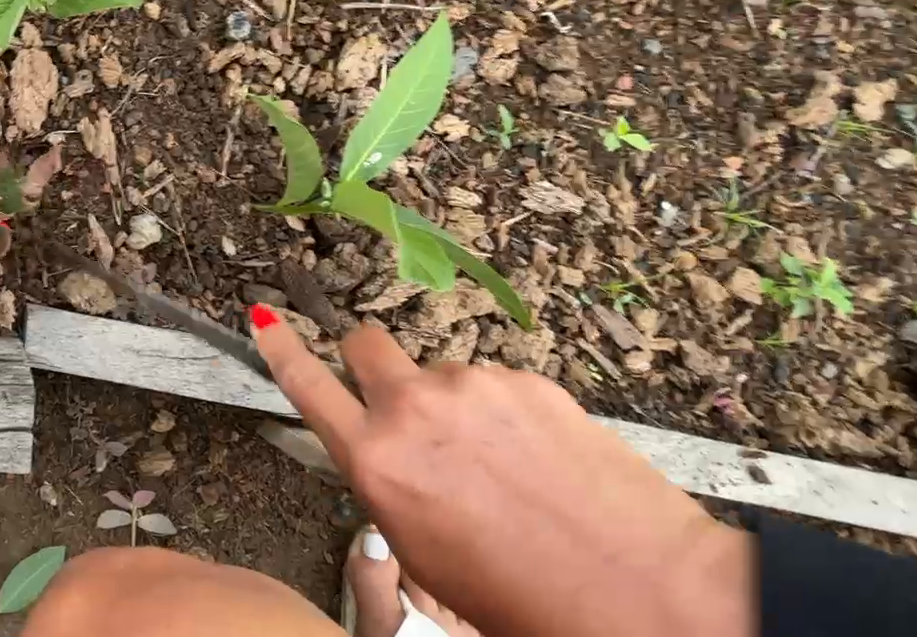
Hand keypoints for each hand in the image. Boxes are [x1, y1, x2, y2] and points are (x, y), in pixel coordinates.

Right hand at [249, 312, 754, 636]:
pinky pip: (492, 382)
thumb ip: (383, 482)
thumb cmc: (522, 598)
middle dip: (373, 366)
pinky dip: (502, 410)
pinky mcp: (525, 381)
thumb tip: (379, 451)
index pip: (305, 382)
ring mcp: (470, 387)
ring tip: (501, 462)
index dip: (278, 346)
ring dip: (451, 401)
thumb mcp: (421, 551)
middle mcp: (411, 410)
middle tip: (405, 405)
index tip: (262, 316)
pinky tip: (538, 458)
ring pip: (437, 372)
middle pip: (364, 344)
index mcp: (377, 462)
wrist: (654, 600)